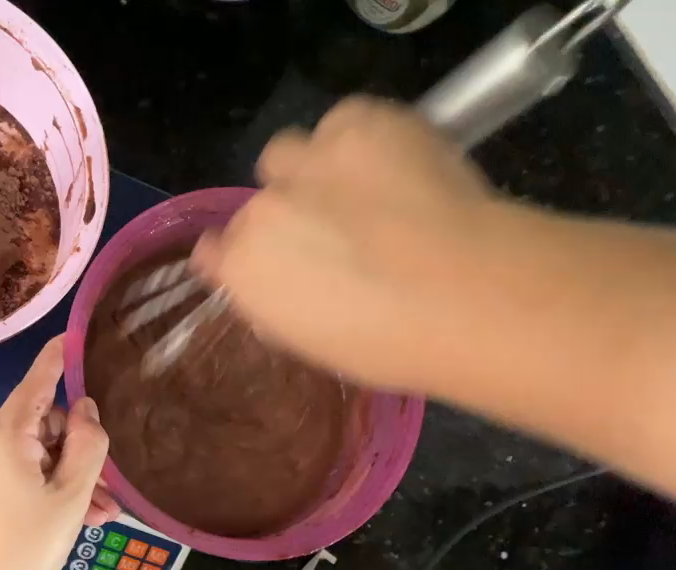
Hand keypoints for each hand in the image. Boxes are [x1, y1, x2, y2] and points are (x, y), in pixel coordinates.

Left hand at [0, 337, 117, 569]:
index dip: (59, 357)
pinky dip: (52, 486)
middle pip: (44, 423)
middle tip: (109, 486)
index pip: (37, 380)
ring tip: (101, 511)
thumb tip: (84, 408)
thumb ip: (87, 441)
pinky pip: (25, 470)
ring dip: (72, 475)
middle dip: (79, 449)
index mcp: (3, 434)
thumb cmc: (31, 544)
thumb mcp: (72, 492)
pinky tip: (82, 514)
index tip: (75, 332)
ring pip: (39, 452)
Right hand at [190, 97, 514, 392]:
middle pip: (254, 205)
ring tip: (351, 190)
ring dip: (306, 171)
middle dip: (281, 217)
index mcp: (243, 269)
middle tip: (328, 234)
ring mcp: (310, 161)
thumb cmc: (384, 343)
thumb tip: (278, 281)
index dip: (237, 257)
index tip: (265, 264)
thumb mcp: (310, 339)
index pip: (212, 251)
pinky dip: (356, 138)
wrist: (463, 294)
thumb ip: (277, 302)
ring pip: (286, 154)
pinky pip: (341, 121)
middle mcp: (262, 210)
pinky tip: (386, 163)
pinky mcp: (362, 122)